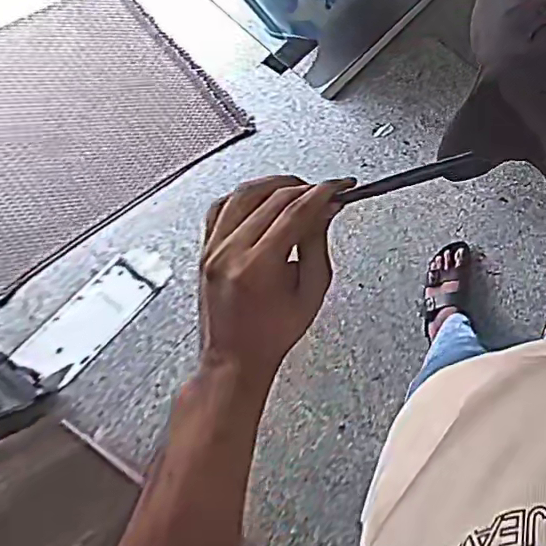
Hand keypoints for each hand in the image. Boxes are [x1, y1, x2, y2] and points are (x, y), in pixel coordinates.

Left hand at [198, 175, 353, 386]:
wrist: (234, 360)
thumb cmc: (271, 335)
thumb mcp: (312, 289)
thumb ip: (318, 242)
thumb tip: (325, 209)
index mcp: (257, 266)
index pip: (296, 210)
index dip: (324, 192)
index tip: (340, 186)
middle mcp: (230, 253)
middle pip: (274, 198)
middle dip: (307, 189)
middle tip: (327, 193)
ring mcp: (213, 250)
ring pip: (245, 193)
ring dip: (277, 185)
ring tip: (298, 190)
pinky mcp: (205, 250)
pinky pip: (221, 206)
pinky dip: (246, 195)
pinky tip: (262, 198)